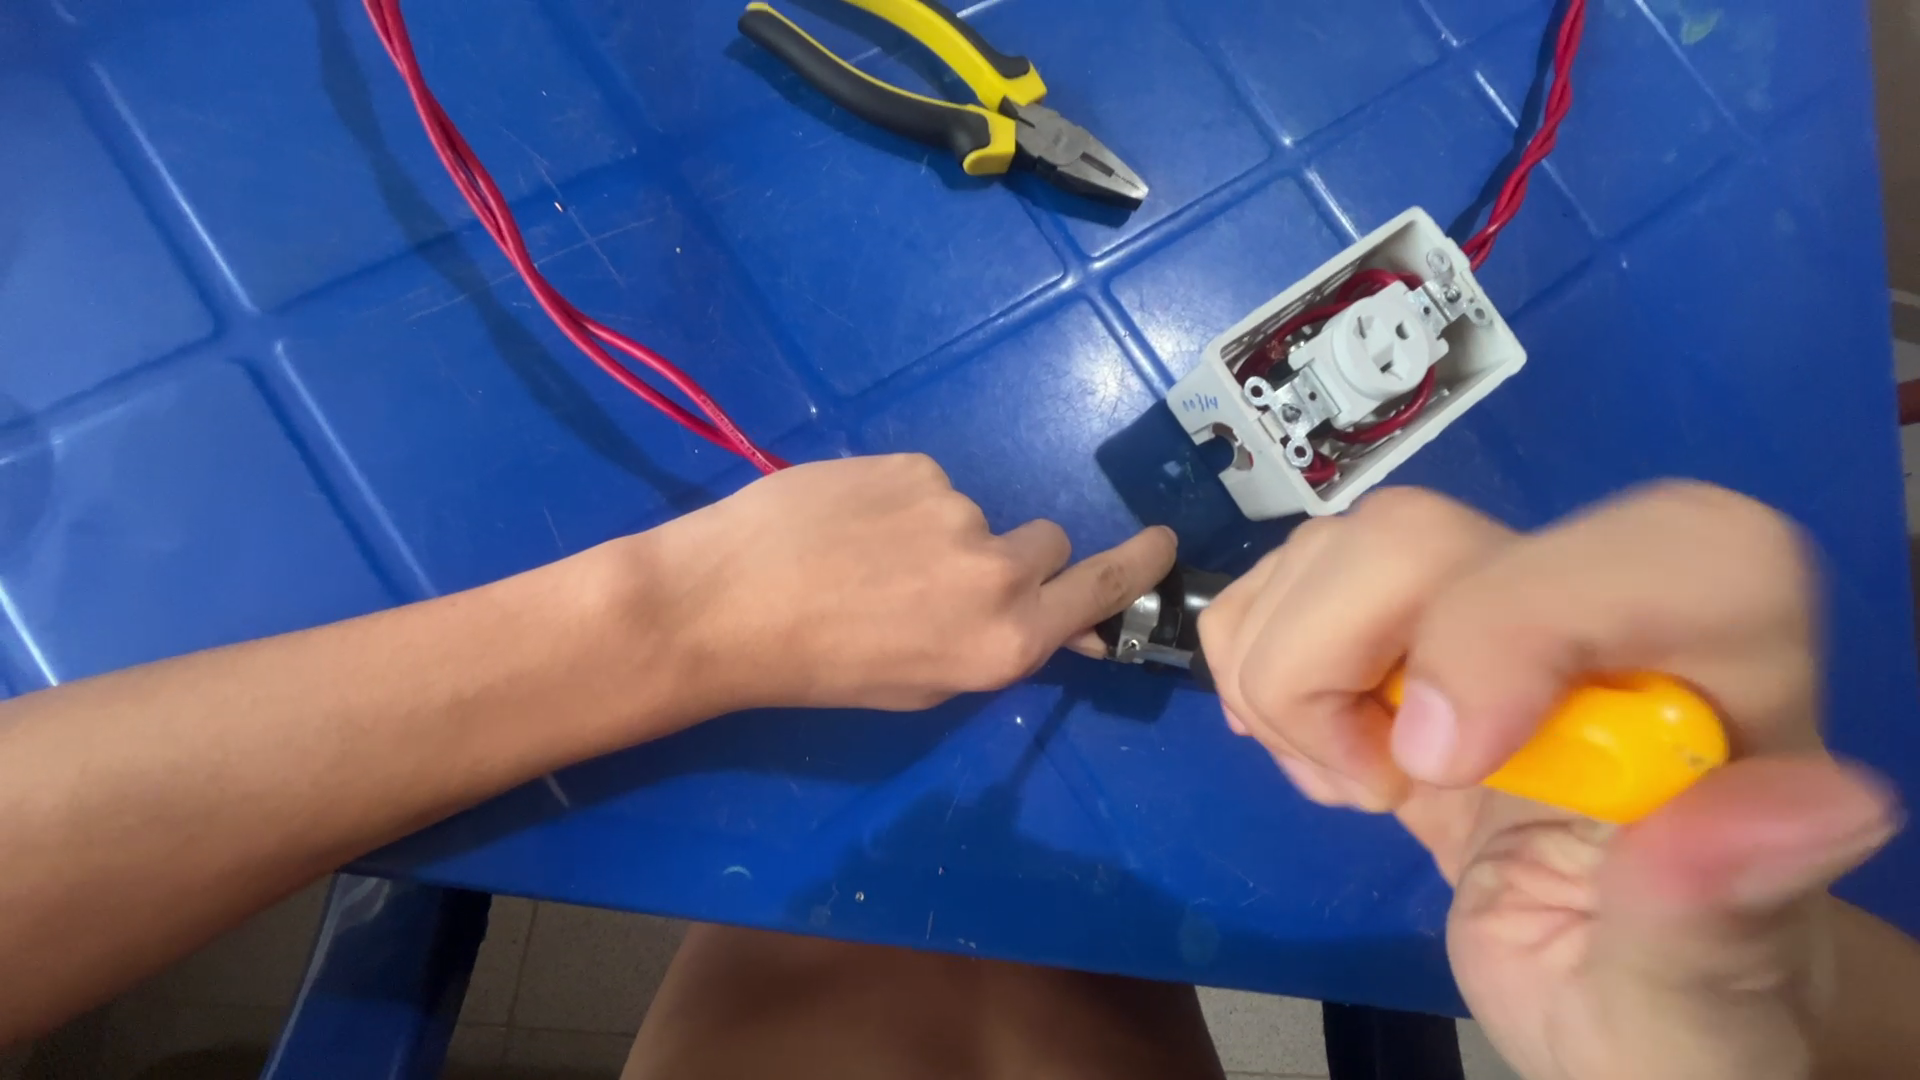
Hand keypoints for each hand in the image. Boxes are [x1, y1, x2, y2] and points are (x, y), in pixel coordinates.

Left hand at [640, 454, 1175, 712]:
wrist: (724, 604)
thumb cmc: (820, 669)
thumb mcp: (924, 683)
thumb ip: (1001, 645)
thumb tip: (1061, 620)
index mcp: (1004, 641)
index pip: (1103, 590)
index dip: (1138, 566)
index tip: (1161, 545)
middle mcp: (998, 573)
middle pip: (1047, 543)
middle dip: (1015, 559)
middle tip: (943, 577)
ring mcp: (957, 509)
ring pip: (976, 515)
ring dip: (941, 533)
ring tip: (867, 555)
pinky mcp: (912, 466)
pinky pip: (926, 485)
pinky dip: (900, 502)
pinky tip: (847, 523)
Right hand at [1198, 484, 1901, 1079]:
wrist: (1575, 964)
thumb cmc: (1641, 995)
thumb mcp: (1684, 1014)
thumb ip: (1715, 921)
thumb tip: (1810, 803)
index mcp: (1722, 669)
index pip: (1647, 551)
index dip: (1506, 630)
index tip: (1436, 767)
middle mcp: (1585, 592)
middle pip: (1408, 536)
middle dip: (1334, 669)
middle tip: (1374, 784)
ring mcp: (1461, 591)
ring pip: (1317, 556)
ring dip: (1287, 684)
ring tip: (1350, 775)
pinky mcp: (1368, 610)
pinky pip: (1265, 587)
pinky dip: (1249, 668)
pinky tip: (1311, 738)